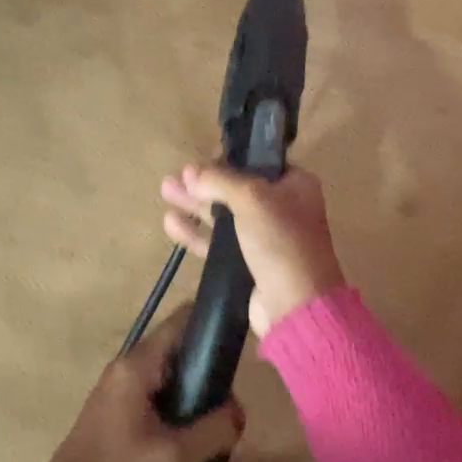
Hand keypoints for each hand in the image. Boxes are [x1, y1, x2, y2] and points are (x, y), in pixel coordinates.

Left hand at [12, 306, 244, 461]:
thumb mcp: (174, 459)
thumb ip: (214, 429)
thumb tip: (239, 410)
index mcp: (135, 367)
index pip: (180, 322)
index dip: (212, 324)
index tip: (241, 343)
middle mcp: (125, 368)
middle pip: (178, 351)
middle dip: (209, 372)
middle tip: (233, 404)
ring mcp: (118, 391)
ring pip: (170, 378)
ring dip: (195, 398)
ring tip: (217, 428)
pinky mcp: (116, 413)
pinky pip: (157, 398)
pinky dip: (178, 412)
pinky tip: (192, 443)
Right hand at [161, 164, 344, 337]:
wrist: (295, 304)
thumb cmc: (281, 240)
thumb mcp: (252, 199)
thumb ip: (220, 181)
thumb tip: (192, 174)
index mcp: (295, 185)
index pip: (260, 162)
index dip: (231, 159)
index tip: (204, 158)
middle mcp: (281, 208)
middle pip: (236, 188)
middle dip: (205, 181)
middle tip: (178, 176)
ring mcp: (264, 237)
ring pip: (223, 215)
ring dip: (195, 203)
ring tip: (166, 191)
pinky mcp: (247, 263)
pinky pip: (217, 243)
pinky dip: (196, 232)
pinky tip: (171, 222)